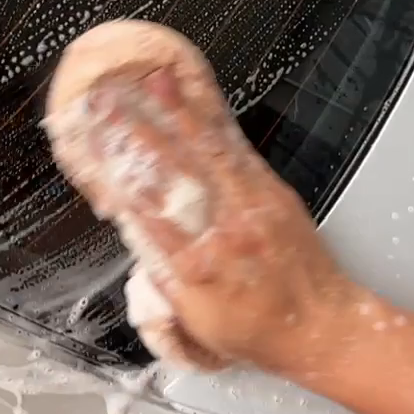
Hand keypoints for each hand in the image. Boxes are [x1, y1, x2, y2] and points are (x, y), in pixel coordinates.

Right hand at [45, 21, 361, 376]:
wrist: (323, 328)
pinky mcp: (272, 193)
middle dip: (133, 131)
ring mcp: (250, 206)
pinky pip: (239, 153)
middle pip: (169, 171)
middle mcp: (220, 230)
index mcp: (193, 266)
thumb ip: (162, 274)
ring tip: (154, 82)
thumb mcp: (194, 319)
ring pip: (206, 152)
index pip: (140, 207)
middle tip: (108, 102)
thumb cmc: (258, 331)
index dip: (111, 172)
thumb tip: (137, 233)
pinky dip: (217, 125)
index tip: (89, 145)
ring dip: (177, 113)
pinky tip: (200, 103)